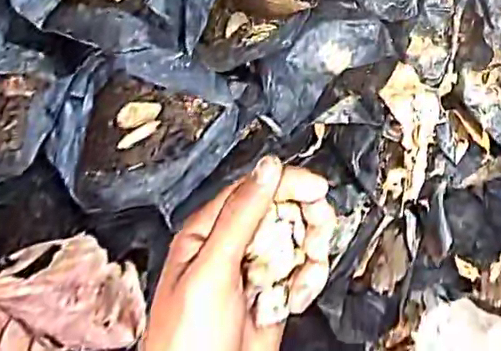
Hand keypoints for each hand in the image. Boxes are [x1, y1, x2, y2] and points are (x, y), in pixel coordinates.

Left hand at [141, 157, 337, 350]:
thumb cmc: (184, 348)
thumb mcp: (211, 273)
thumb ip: (240, 216)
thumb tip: (267, 167)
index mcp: (209, 231)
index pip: (256, 187)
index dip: (290, 184)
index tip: (317, 189)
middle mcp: (232, 246)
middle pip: (283, 210)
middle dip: (306, 222)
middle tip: (315, 239)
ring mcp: (253, 271)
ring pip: (297, 239)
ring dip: (310, 255)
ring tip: (305, 276)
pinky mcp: (271, 296)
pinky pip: (302, 271)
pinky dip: (309, 281)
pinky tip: (297, 297)